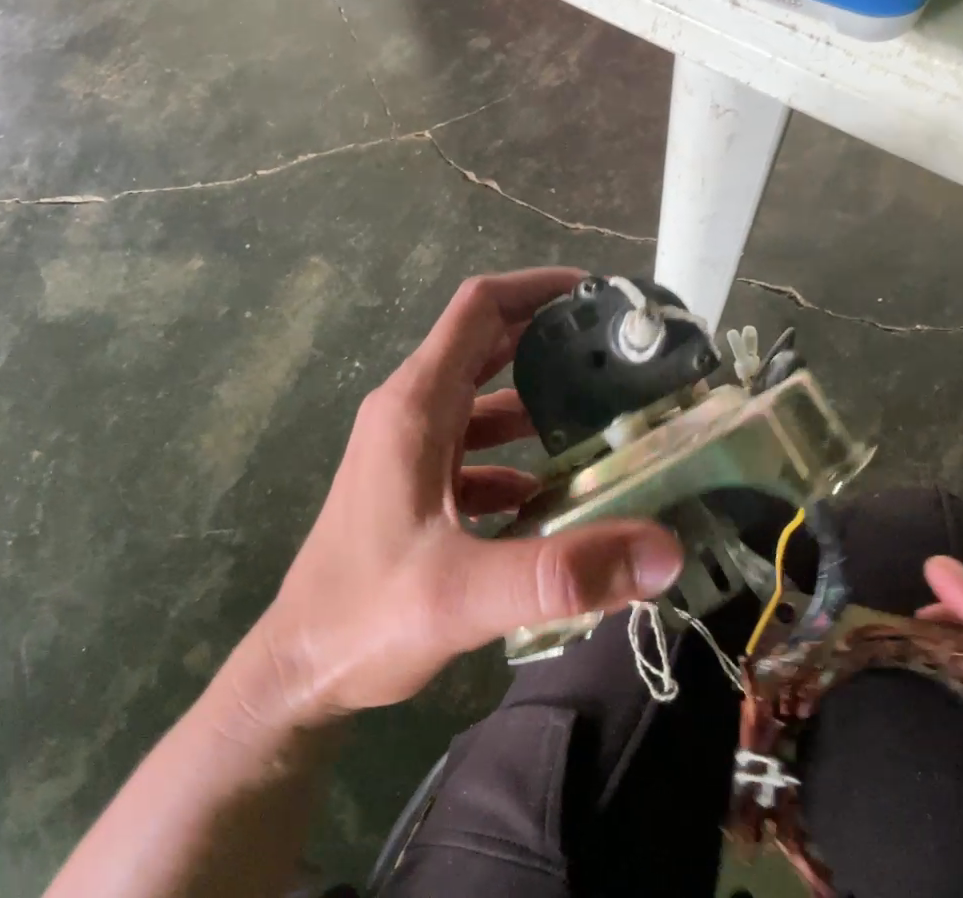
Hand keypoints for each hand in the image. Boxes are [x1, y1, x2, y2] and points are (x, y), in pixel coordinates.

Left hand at [221, 268, 683, 732]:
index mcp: (415, 409)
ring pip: (486, 406)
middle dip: (554, 344)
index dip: (539, 288)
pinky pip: (477, 455)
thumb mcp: (465, 595)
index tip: (602, 297)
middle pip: (489, 349)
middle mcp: (410, 417)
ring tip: (609, 423)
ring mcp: (410, 455)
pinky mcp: (416, 492)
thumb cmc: (364, 619)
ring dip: (542, 406)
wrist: (297, 673)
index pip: (480, 310)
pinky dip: (520, 461)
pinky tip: (559, 498)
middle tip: (625, 360)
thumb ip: (564, 572)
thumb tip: (665, 550)